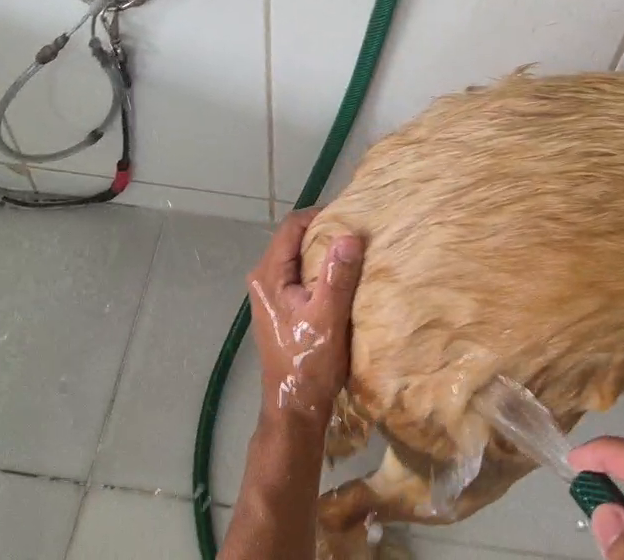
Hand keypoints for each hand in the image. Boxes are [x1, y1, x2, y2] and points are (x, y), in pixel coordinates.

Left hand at [246, 210, 362, 422]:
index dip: (321, 215)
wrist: (295, 408)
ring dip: (326, 253)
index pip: (293, 226)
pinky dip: (322, 271)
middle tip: (359, 232)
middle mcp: (264, 278)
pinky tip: (345, 278)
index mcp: (269, 274)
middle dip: (326, 232)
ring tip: (357, 252)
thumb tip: (349, 235)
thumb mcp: (328, 318)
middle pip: (295, 239)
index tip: (352, 216)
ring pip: (299, 258)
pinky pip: (302, 275)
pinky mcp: (281, 307)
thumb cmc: (309, 364)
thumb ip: (337, 276)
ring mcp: (271, 294)